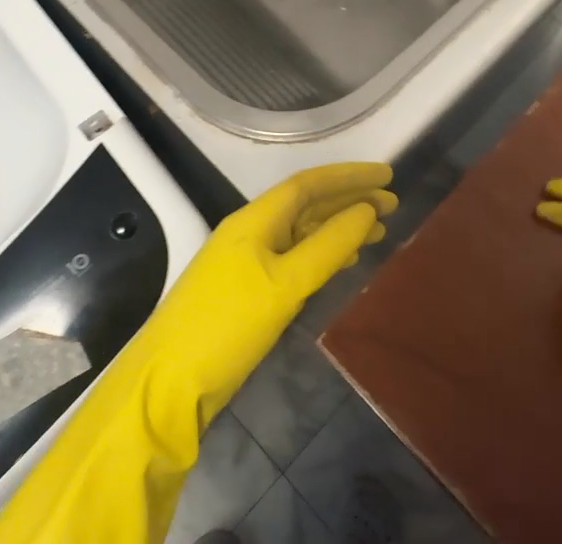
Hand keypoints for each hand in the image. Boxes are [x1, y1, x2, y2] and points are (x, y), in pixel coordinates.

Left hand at [172, 162, 397, 399]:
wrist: (168, 385)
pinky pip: (296, 259)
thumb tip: (367, 212)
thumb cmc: (227, 327)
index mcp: (254, 221)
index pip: (308, 184)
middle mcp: (251, 233)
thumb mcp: (285, 285)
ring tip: (379, 231)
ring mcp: (247, 263)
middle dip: (349, 200)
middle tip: (393, 205)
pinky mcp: (249, 292)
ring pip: (303, 232)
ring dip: (340, 227)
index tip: (388, 176)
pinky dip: (325, 254)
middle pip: (307, 204)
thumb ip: (328, 246)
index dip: (349, 177)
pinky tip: (346, 263)